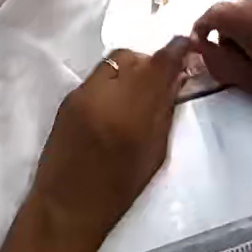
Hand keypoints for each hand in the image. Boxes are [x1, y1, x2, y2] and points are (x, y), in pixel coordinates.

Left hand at [28, 38, 190, 247]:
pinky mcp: (66, 100)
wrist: (65, 208)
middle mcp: (104, 95)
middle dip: (149, 62)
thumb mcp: (155, 153)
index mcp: (132, 113)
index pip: (159, 64)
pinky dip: (111, 82)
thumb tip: (176, 78)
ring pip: (112, 63)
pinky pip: (96, 78)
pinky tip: (115, 104)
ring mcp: (81, 95)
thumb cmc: (118, 191)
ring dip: (130, 70)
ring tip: (136, 93)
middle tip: (160, 80)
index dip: (176, 49)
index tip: (186, 43)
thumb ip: (164, 111)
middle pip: (133, 56)